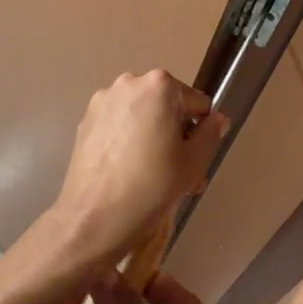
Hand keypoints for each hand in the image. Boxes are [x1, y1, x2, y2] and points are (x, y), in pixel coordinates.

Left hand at [52, 70, 228, 263]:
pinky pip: (119, 126)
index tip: (194, 160)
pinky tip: (127, 173)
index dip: (201, 132)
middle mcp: (129, 83)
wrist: (93, 220)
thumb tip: (216, 119)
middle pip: (166, 106)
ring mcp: (103, 101)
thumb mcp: (194, 163)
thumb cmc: (151, 187)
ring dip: (152, 138)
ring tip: (153, 178)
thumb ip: (210, 133)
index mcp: (160, 85)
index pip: (196, 103)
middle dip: (175, 135)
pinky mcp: (85, 122)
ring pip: (142, 116)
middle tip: (178, 173)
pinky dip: (128, 142)